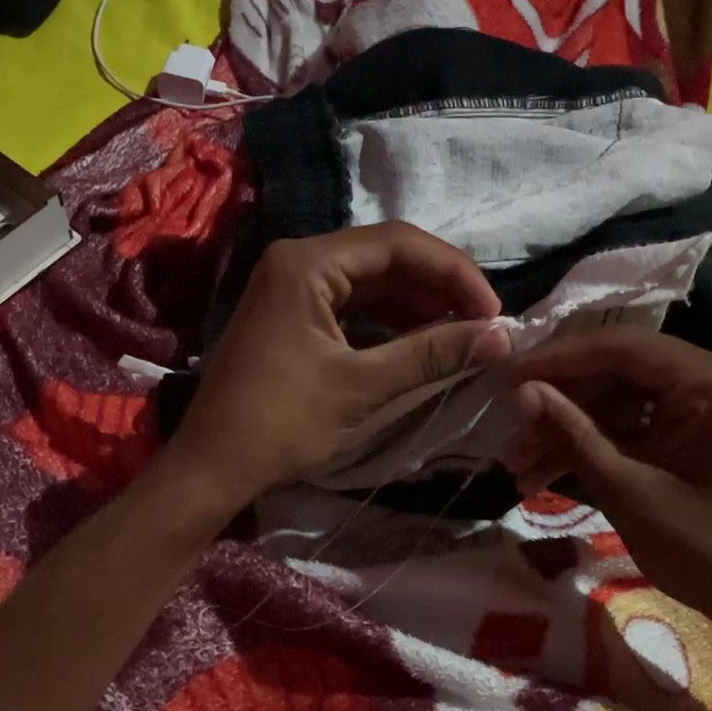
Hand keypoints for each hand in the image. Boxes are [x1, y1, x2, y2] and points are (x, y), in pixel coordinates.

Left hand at [161, 222, 508, 505]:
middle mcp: (298, 262)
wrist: (212, 467)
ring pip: (371, 286)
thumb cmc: (281, 423)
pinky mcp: (291, 321)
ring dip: (417, 310)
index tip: (494, 313)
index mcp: (307, 263)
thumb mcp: (362, 387)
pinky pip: (351, 310)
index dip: (455, 273)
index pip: (399, 243)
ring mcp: (290, 291)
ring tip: (462, 339)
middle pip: (386, 260)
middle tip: (484, 327)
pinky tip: (421, 348)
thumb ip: (431, 354)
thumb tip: (499, 337)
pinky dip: (388, 327)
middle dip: (439, 291)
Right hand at [501, 328, 711, 636]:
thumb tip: (522, 392)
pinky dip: (594, 452)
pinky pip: (635, 432)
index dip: (559, 360)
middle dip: (559, 408)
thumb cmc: (709, 551)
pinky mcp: (695, 441)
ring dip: (568, 436)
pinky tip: (546, 478)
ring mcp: (705, 413)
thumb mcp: (630, 492)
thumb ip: (574, 436)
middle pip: (618, 376)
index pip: (623, 348)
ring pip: (620, 407)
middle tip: (508, 440)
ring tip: (518, 471)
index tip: (505, 379)